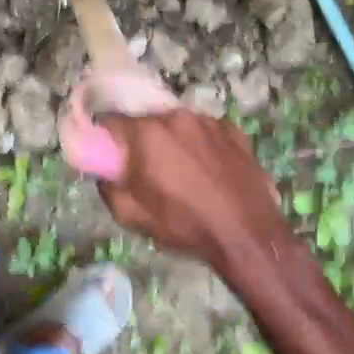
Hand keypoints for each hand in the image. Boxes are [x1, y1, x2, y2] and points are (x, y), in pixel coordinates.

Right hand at [94, 110, 286, 267]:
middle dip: (141, 141)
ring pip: (177, 125)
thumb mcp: (129, 215)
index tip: (110, 155)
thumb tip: (106, 172)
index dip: (105, 137)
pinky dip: (201, 146)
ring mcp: (208, 122)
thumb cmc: (184, 224)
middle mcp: (175, 117)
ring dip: (173, 141)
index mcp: (146, 133)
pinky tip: (208, 171)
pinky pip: (206, 132)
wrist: (248, 237)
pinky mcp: (234, 132)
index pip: (110, 120)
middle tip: (148, 169)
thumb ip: (107, 187)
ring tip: (183, 172)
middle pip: (146, 121)